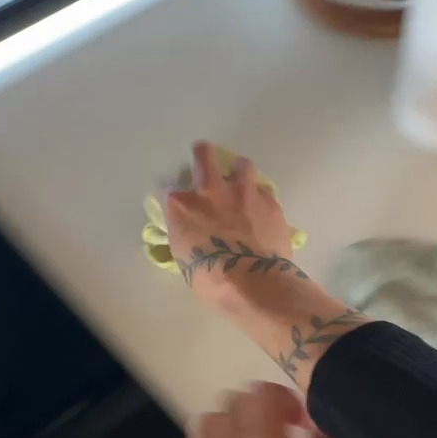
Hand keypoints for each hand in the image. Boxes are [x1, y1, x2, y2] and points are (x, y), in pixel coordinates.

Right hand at [166, 142, 307, 312]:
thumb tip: (190, 229)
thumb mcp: (183, 257)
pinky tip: (262, 211)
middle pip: (203, 155)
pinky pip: (264, 190)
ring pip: (241, 165)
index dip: (173, 193)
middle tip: (207, 160)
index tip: (177, 199)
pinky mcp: (269, 202)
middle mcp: (210, 190)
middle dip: (203, 154)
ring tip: (242, 184)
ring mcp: (243, 192)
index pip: (167, 187)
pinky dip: (260, 198)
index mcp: (181, 206)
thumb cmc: (211, 280)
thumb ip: (185, 233)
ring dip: (239, 172)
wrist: (253, 283)